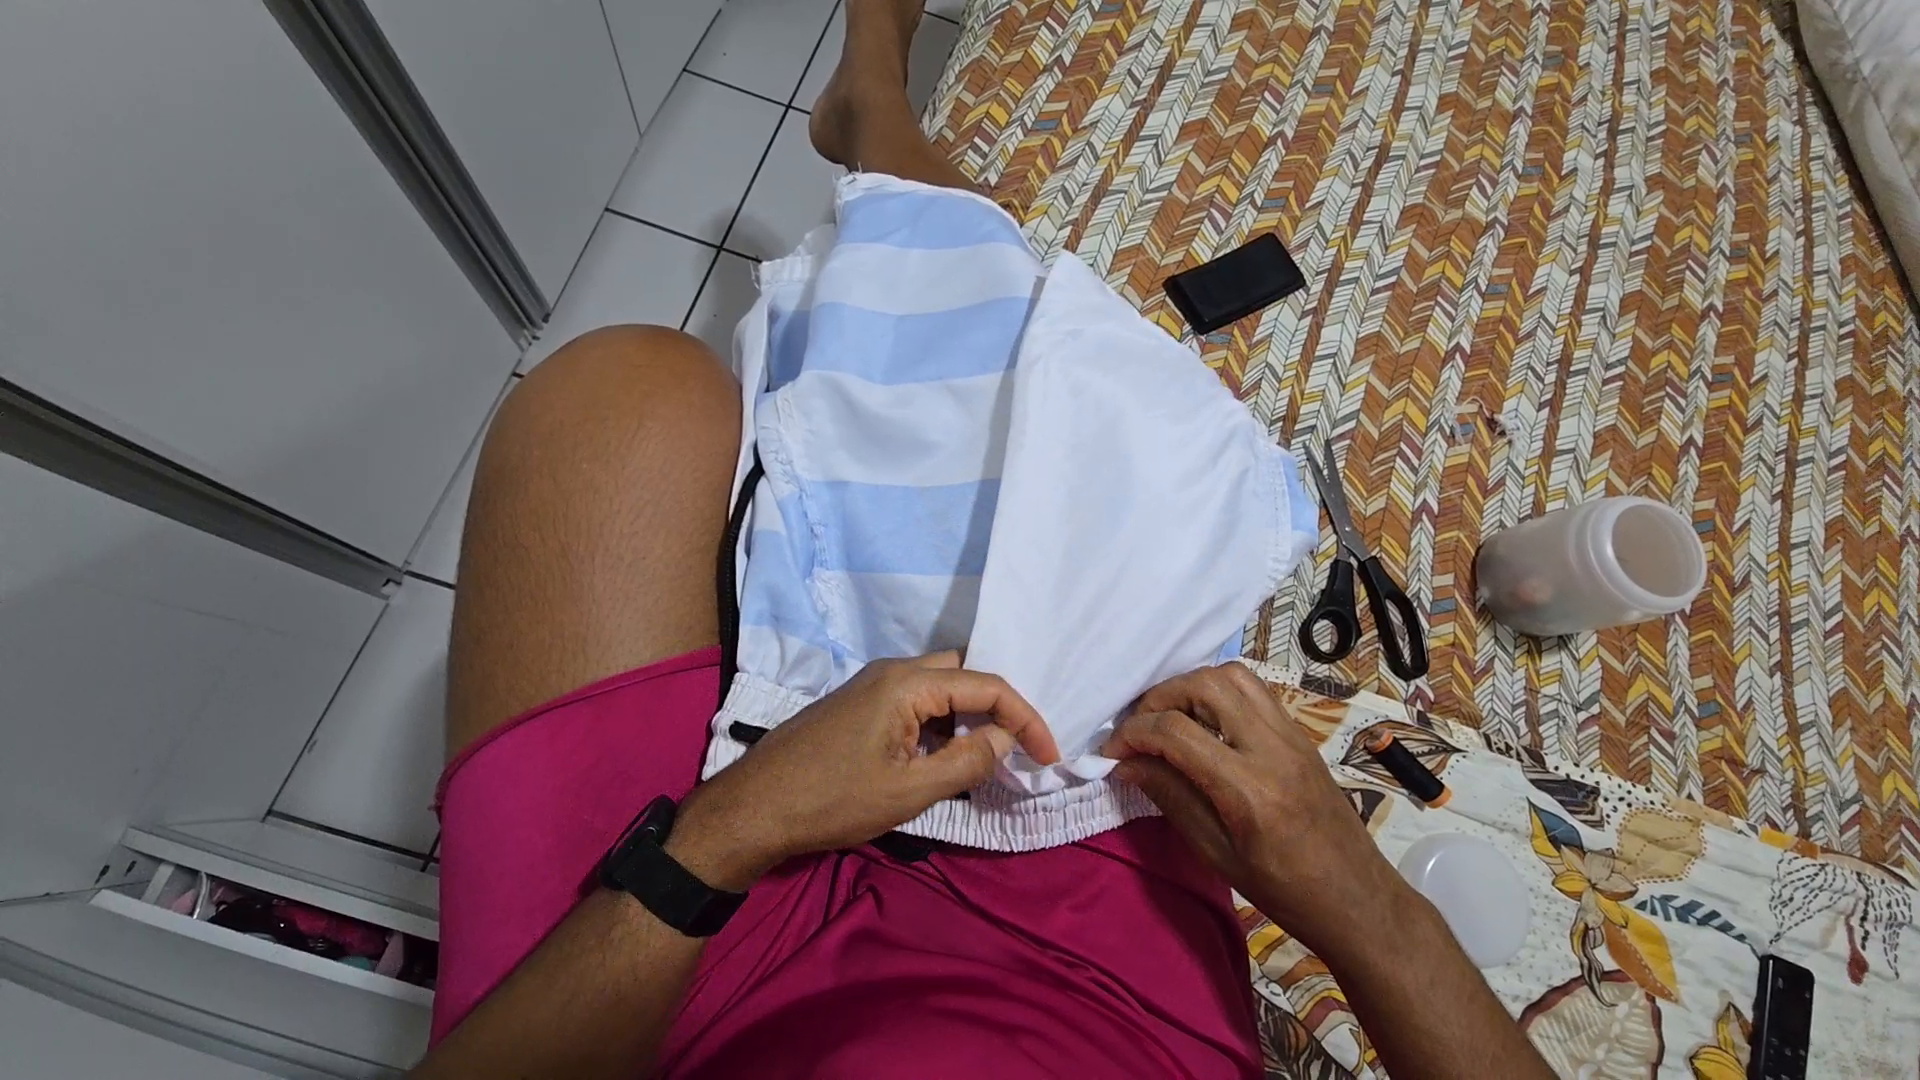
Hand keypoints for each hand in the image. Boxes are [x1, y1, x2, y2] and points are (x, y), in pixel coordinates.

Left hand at [667, 652, 1059, 889]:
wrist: (753, 809)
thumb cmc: (832, 801)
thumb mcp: (909, 791)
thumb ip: (966, 762)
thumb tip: (1005, 738)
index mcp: (906, 683)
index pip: (985, 685)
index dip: (1025, 717)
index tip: (1049, 756)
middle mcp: (890, 671)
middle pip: (962, 673)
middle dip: (996, 707)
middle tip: (1018, 746)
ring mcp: (869, 685)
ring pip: (938, 687)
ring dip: (967, 716)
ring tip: (988, 754)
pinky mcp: (857, 704)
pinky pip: (913, 702)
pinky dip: (939, 723)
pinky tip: (944, 754)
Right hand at [1102, 662, 1414, 958]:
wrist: (1358, 898)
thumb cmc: (1283, 889)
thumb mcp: (1216, 854)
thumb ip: (1170, 798)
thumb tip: (1126, 763)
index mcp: (1248, 789)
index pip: (1176, 732)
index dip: (1132, 734)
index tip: (1112, 752)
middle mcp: (1272, 748)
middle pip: (1205, 684)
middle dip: (1160, 697)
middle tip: (1140, 727)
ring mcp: (1291, 734)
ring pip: (1232, 675)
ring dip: (1190, 687)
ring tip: (1170, 718)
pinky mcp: (1300, 733)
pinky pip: (1254, 690)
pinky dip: (1218, 692)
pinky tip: (1205, 722)